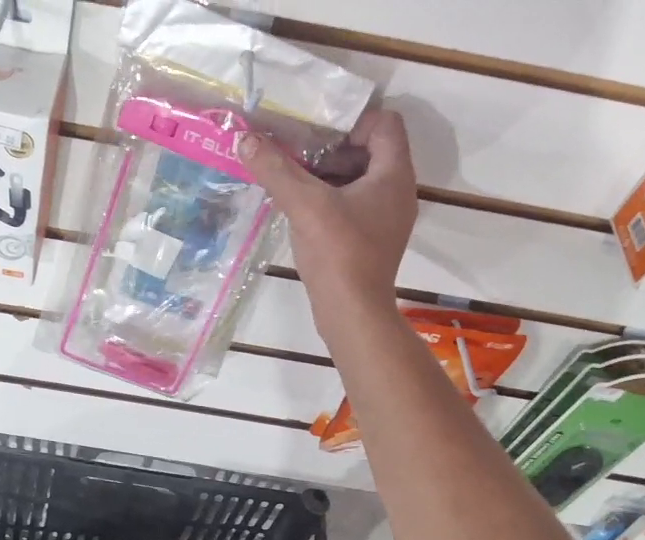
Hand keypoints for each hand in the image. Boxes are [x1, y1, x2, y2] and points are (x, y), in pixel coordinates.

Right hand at [240, 109, 418, 314]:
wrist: (353, 314)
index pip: (384, 123)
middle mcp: (398, 191)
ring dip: (328, 176)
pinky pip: (354, 206)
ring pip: (359, 180)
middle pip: (370, 150)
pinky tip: (302, 212)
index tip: (316, 135)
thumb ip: (276, 170)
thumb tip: (246, 139)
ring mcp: (388, 219)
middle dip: (332, 149)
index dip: (351, 121)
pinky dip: (330, 201)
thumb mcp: (304, 206)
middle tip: (298, 155)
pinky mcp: (374, 241)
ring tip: (294, 182)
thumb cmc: (338, 254)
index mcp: (394, 173)